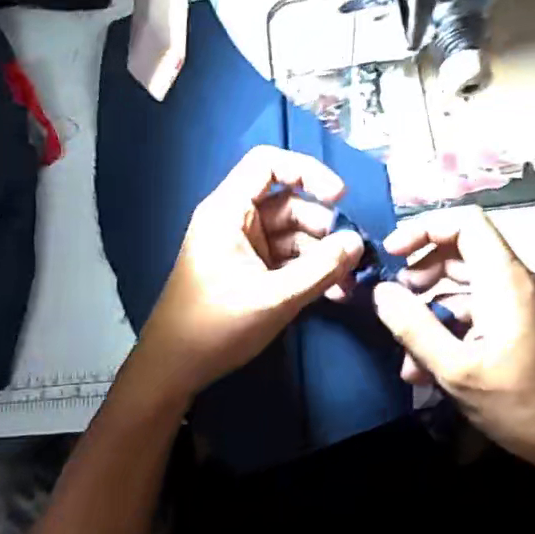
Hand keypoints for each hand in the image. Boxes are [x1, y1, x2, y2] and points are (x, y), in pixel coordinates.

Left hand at [139, 146, 364, 396]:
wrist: (176, 369)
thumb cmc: (215, 326)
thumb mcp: (274, 297)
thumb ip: (320, 269)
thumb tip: (358, 244)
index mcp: (229, 212)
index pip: (268, 164)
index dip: (308, 172)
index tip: (340, 199)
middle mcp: (238, 222)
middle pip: (292, 204)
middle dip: (327, 228)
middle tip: (357, 256)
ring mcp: (248, 248)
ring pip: (297, 236)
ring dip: (326, 256)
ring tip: (352, 282)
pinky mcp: (256, 272)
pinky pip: (292, 261)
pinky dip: (314, 272)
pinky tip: (337, 293)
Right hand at [371, 206, 534, 483]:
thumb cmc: (526, 406)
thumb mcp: (459, 371)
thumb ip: (415, 328)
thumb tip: (381, 292)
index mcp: (507, 279)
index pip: (465, 222)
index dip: (424, 229)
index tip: (392, 256)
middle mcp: (520, 282)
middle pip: (462, 255)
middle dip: (421, 280)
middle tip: (394, 310)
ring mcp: (527, 305)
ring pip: (469, 291)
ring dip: (434, 317)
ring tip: (408, 361)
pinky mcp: (530, 328)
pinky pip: (484, 314)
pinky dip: (456, 332)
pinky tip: (432, 372)